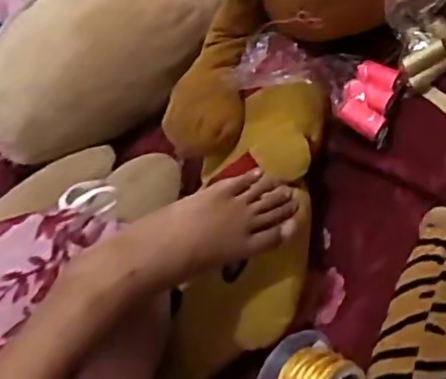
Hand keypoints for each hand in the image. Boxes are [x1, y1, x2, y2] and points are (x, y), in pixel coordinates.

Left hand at [115, 169, 299, 288]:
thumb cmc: (174, 272)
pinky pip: (244, 180)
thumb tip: (234, 248)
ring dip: (275, 188)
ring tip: (284, 184)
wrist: (150, 253)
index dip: (287, 229)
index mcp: (243, 248)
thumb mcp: (207, 268)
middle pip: (273, 211)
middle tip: (295, 198)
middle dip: (286, 205)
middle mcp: (246, 223)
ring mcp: (235, 203)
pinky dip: (254, 176)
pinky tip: (260, 173)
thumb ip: (227, 255)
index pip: (274, 236)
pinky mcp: (220, 189)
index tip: (294, 223)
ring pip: (264, 193)